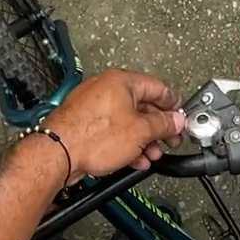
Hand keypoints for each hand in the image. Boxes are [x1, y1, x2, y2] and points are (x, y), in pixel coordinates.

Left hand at [42, 70, 186, 183]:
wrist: (59, 154)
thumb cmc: (91, 136)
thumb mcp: (140, 131)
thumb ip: (163, 124)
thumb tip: (175, 121)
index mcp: (121, 81)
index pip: (157, 87)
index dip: (173, 103)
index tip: (181, 115)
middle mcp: (105, 89)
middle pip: (142, 105)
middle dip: (158, 126)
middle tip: (170, 138)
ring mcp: (93, 106)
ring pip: (127, 121)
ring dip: (143, 139)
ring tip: (152, 153)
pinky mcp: (84, 123)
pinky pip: (112, 131)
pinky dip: (126, 143)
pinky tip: (134, 158)